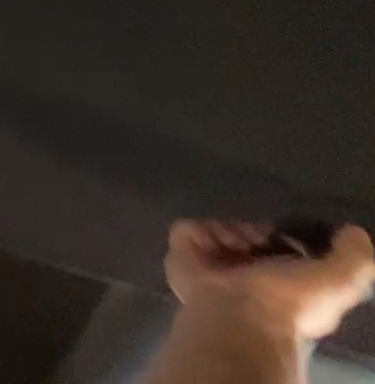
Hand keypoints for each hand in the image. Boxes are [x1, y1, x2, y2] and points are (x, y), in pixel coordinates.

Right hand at [166, 220, 374, 339]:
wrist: (236, 309)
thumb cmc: (288, 298)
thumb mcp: (337, 282)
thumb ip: (354, 258)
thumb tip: (354, 230)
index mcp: (284, 281)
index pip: (285, 249)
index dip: (290, 238)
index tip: (292, 233)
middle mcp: (248, 271)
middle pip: (250, 233)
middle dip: (256, 231)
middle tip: (259, 238)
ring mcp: (212, 261)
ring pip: (219, 227)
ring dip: (229, 229)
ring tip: (235, 244)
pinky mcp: (182, 251)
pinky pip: (188, 227)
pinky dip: (201, 230)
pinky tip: (214, 242)